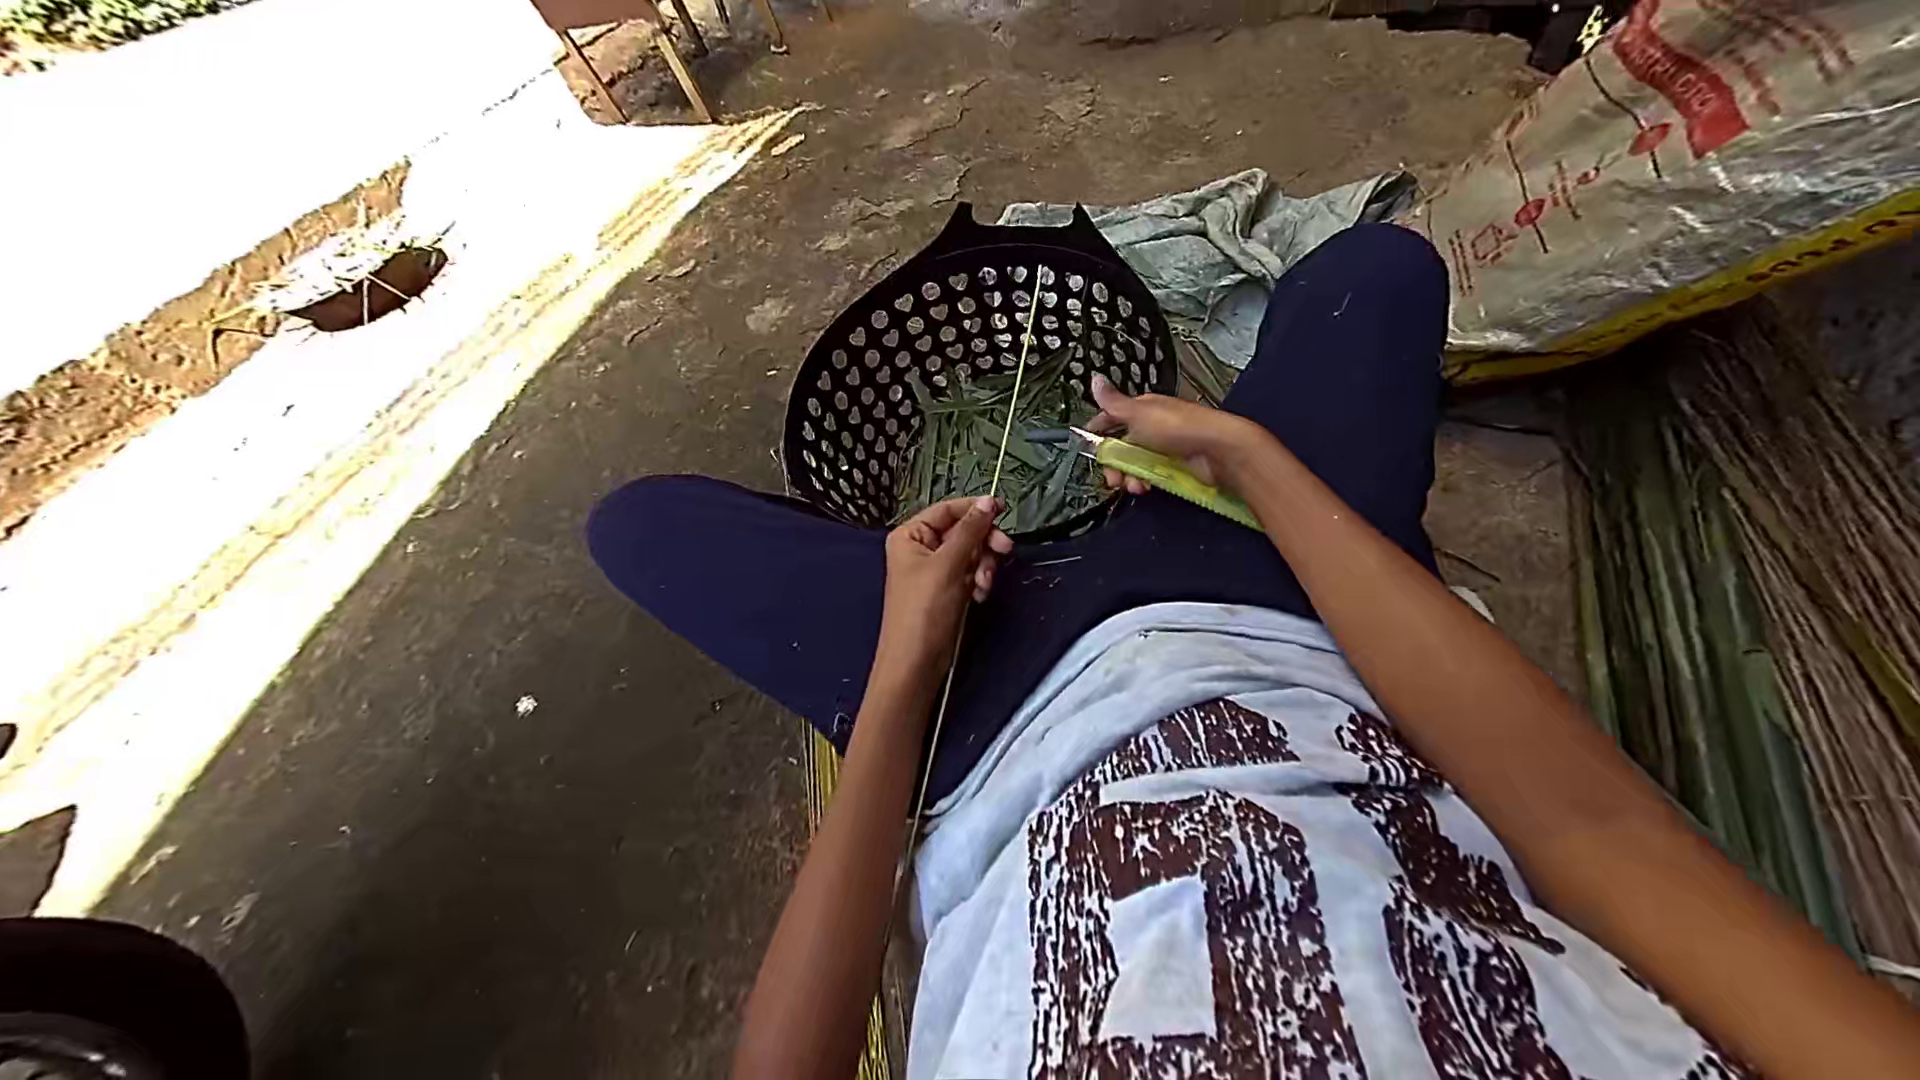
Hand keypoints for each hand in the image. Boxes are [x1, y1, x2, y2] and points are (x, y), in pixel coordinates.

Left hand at [877, 496, 1013, 666]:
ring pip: (972, 553)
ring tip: (982, 585)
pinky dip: (979, 581)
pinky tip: (979, 595)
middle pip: (964, 531)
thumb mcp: (948, 565)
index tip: (1002, 510)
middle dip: (984, 543)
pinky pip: (971, 573)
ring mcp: (935, 570)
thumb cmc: (923, 611)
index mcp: (910, 535)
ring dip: (984, 566)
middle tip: (1004, 550)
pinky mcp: (948, 589)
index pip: (948, 510)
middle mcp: (921, 549)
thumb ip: (970, 531)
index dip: (975, 509)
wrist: (917, 662)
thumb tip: (988, 502)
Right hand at [1089, 373, 1272, 493]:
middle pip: (1120, 447)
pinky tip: (1144, 487)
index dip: (1098, 433)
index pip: (1110, 418)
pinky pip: (1148, 474)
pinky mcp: (1171, 465)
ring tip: (1131, 485)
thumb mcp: (1139, 412)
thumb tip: (1096, 379)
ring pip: (1133, 463)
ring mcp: (1161, 447)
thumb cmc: (1181, 426)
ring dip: (1127, 477)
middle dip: (1112, 463)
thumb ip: (1113, 402)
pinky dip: (1142, 482)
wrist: (1218, 449)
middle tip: (1112, 476)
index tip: (1089, 447)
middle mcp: (1151, 427)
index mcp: (1141, 409)